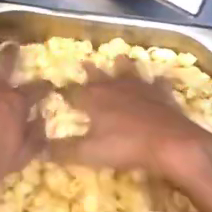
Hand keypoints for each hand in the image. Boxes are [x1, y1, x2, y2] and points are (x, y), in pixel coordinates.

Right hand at [49, 57, 211, 177]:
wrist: (171, 142)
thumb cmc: (126, 147)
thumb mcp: (90, 153)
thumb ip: (64, 151)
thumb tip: (40, 150)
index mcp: (94, 98)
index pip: (73, 92)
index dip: (63, 91)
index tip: (55, 88)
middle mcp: (115, 86)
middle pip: (99, 75)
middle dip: (90, 70)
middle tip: (84, 62)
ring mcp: (140, 87)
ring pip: (128, 70)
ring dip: (123, 65)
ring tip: (120, 58)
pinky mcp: (161, 93)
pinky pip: (158, 83)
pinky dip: (157, 81)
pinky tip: (160, 79)